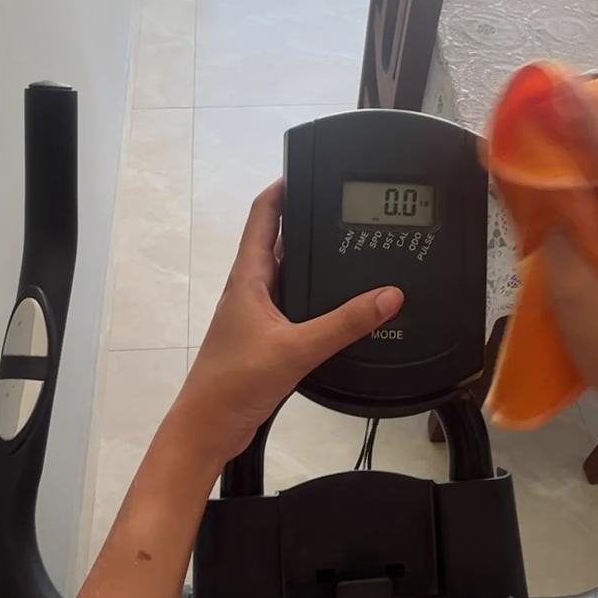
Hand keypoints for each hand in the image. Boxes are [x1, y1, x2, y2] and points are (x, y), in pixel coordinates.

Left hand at [165, 181, 402, 468]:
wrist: (208, 429)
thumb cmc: (234, 382)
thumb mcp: (296, 348)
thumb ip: (344, 323)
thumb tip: (389, 296)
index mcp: (248, 278)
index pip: (262, 217)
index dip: (281, 189)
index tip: (306, 168)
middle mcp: (250, 290)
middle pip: (277, 243)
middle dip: (305, 223)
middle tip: (342, 209)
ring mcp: (256, 316)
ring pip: (287, 276)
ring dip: (310, 262)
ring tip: (347, 248)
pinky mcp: (264, 339)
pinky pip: (294, 307)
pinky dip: (314, 298)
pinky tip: (338, 306)